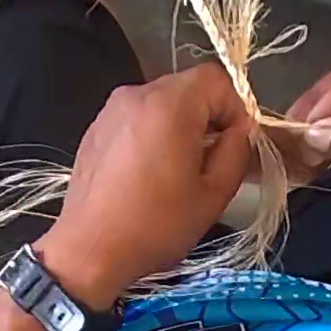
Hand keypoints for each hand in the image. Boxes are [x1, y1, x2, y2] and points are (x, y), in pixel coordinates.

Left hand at [36, 64, 253, 307]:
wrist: (90, 251)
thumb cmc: (155, 227)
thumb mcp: (212, 196)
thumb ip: (237, 153)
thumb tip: (241, 132)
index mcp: (169, 105)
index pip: (217, 80)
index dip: (236, 109)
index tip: (236, 147)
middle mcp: (136, 94)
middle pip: (187, 89)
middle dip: (208, 121)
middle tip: (212, 165)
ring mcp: (110, 111)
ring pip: (161, 106)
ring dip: (180, 131)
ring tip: (179, 176)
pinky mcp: (95, 131)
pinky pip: (137, 122)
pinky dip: (152, 139)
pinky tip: (149, 179)